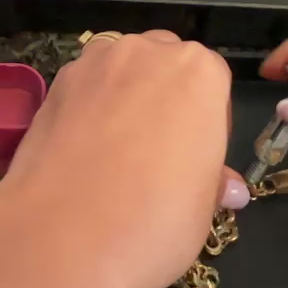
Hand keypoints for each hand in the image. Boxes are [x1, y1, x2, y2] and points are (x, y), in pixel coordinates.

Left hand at [0, 31, 243, 287]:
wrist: (65, 236)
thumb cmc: (156, 219)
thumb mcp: (203, 207)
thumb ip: (215, 180)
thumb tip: (230, 189)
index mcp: (200, 71)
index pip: (214, 80)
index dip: (208, 120)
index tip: (198, 156)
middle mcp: (148, 51)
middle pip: (165, 63)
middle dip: (165, 96)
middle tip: (158, 150)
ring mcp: (97, 62)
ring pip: (121, 68)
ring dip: (125, 94)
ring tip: (116, 148)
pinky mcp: (57, 81)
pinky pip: (85, 86)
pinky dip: (88, 106)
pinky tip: (83, 149)